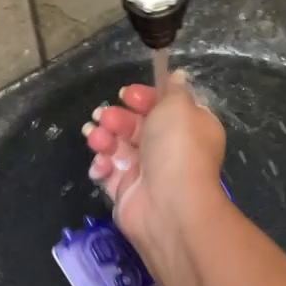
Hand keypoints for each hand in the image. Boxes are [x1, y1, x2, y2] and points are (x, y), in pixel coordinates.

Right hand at [83, 70, 226, 247]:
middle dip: (117, 118)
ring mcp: (147, 173)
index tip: (127, 94)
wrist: (168, 206)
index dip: (144, 97)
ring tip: (96, 138)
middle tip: (104, 117)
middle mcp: (169, 150)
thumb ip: (172, 90)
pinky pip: (110, 173)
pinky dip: (101, 166)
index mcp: (189, 127)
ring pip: (119, 148)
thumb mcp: (179, 106)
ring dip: (104, 138)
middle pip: (137, 125)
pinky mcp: (127, 193)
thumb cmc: (178, 150)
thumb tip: (175, 78)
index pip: (163, 106)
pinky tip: (100, 165)